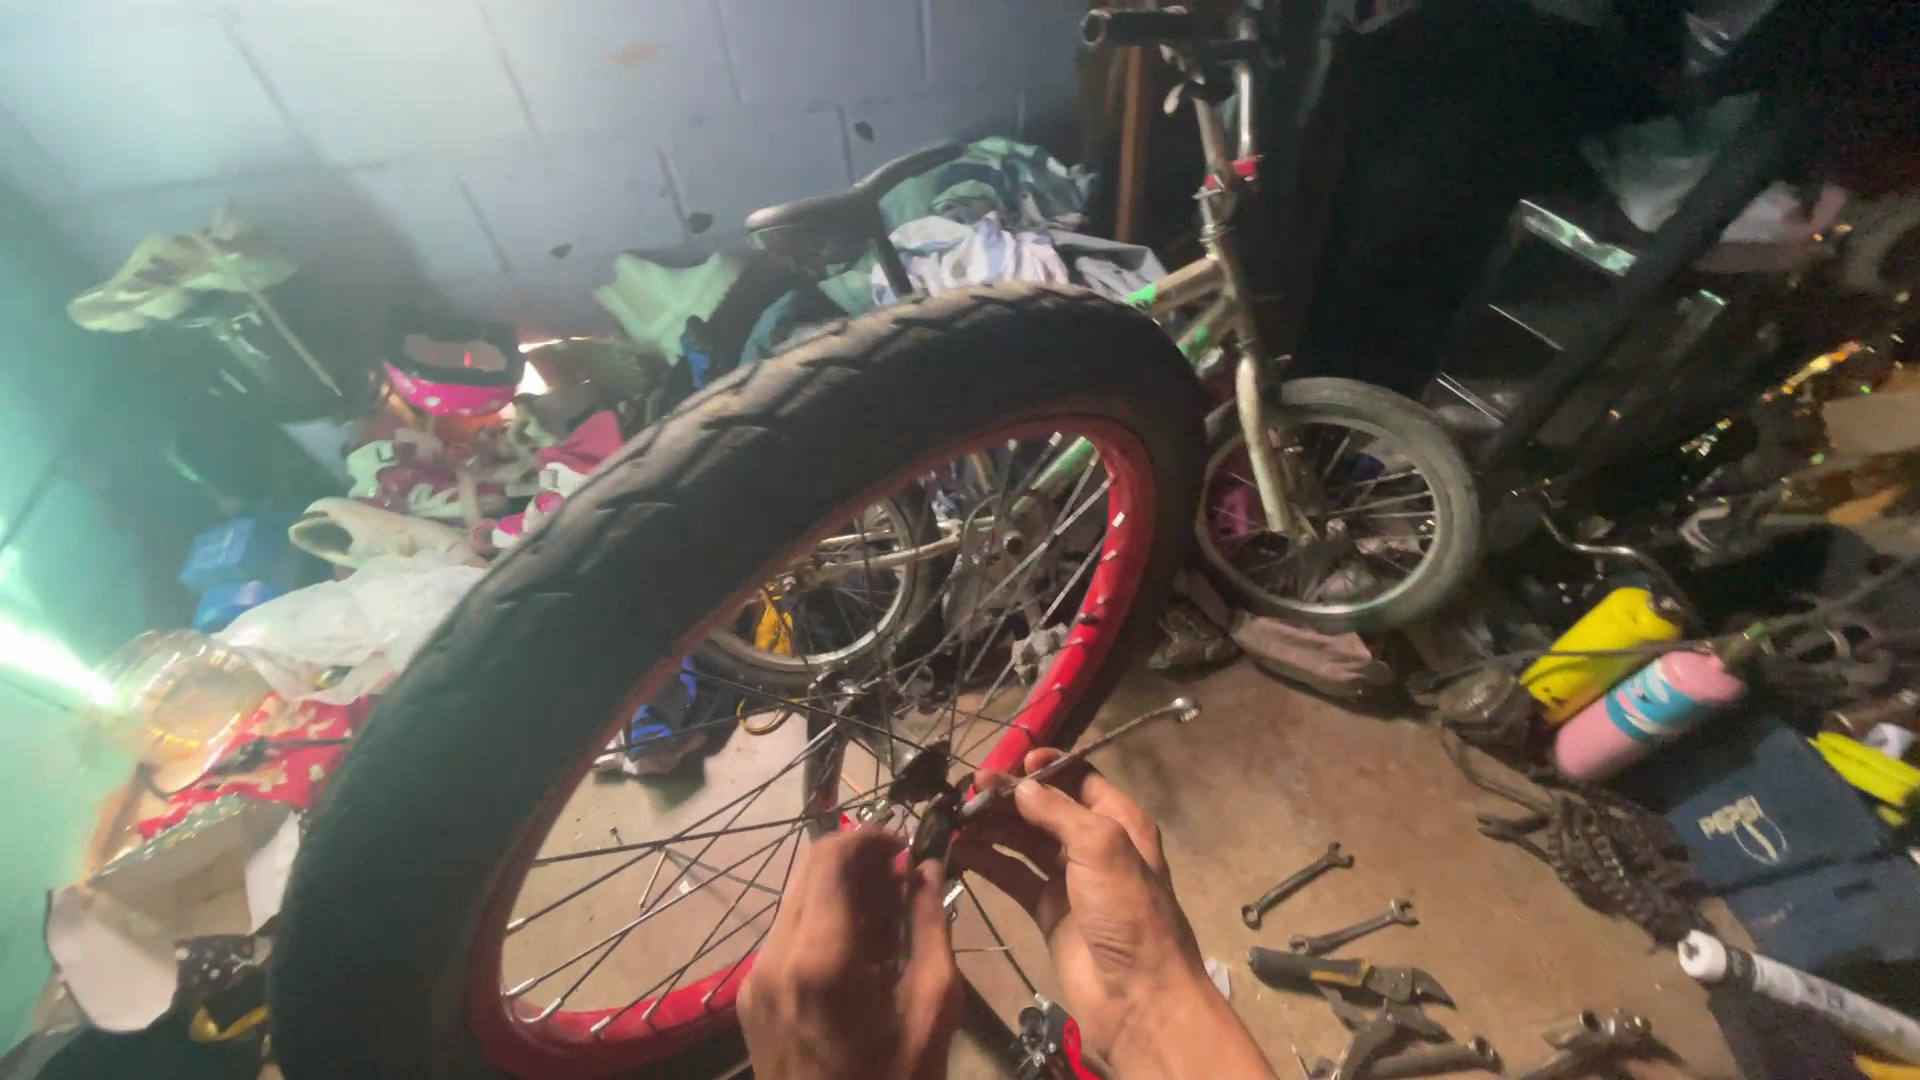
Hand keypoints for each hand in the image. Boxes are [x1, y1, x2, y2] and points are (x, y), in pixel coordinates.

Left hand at [739, 829, 958, 1079]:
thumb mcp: (932, 1007)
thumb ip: (929, 924)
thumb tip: (927, 867)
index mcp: (820, 957)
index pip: (832, 857)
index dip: (870, 837)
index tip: (907, 848)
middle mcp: (776, 956)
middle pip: (810, 868)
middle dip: (858, 858)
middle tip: (901, 875)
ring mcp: (756, 978)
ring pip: (797, 896)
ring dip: (842, 887)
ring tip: (887, 910)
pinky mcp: (752, 997)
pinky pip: (789, 931)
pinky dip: (824, 918)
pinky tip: (860, 947)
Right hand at [952, 749, 1274, 1078]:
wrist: (1139, 999)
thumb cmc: (1127, 911)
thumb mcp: (1101, 847)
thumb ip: (1058, 812)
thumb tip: (1020, 788)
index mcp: (1117, 820)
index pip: (1078, 776)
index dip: (1046, 766)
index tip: (1013, 762)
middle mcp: (1092, 843)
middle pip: (1044, 806)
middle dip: (1008, 795)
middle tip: (970, 789)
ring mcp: (1068, 877)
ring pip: (1024, 839)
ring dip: (992, 826)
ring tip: (956, 817)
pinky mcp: (1046, 909)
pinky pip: (1013, 875)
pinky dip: (988, 861)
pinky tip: (960, 850)